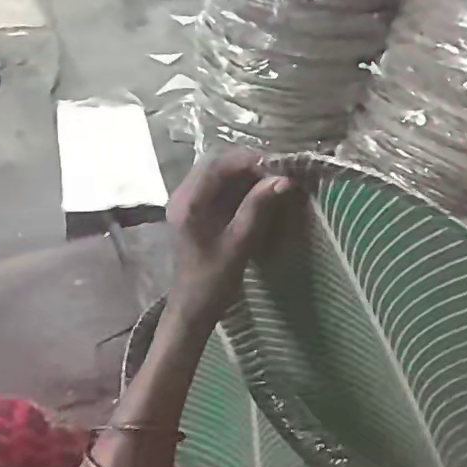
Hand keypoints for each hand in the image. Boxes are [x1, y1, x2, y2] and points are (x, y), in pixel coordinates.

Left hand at [166, 151, 294, 326]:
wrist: (192, 306)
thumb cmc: (213, 279)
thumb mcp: (239, 243)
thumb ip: (258, 207)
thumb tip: (284, 179)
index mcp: (188, 202)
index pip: (218, 165)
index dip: (249, 160)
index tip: (279, 167)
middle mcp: (182, 194)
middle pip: (216, 162)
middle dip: (249, 162)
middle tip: (278, 172)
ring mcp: (186, 200)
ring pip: (218, 171)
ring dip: (245, 171)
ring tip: (272, 179)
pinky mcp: (194, 207)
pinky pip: (217, 184)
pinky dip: (238, 182)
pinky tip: (258, 190)